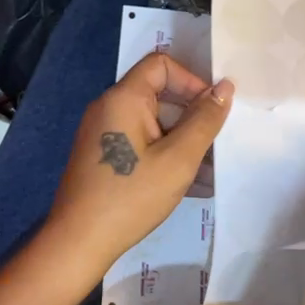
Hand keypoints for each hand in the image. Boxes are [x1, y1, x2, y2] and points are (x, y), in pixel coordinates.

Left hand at [41, 53, 232, 278]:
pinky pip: (138, 139)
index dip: (191, 81)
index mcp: (122, 98)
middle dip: (190, 114)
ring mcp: (101, 131)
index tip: (212, 113)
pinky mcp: (101, 153)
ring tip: (205, 170)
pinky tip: (183, 182)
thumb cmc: (131, 196)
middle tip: (213, 146)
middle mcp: (108, 106)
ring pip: (150, 120)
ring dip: (179, 138)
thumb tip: (225, 86)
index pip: (160, 64)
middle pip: (156, 92)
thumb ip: (204, 120)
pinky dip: (161, 151)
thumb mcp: (177, 159)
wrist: (79, 239)